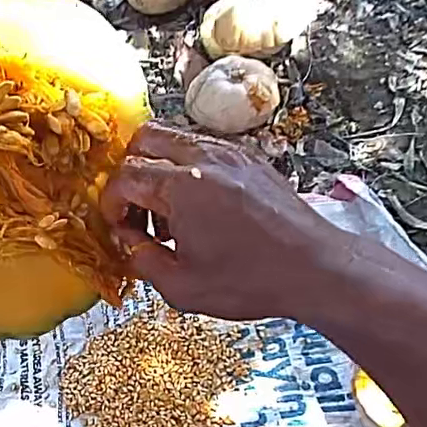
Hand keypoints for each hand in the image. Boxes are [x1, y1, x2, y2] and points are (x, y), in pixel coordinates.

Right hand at [100, 124, 354, 320]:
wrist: (314, 269)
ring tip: (170, 217)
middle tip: (136, 211)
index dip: (111, 203)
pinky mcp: (250, 160)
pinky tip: (199, 212)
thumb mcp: (182, 287)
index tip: (117, 226)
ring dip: (159, 171)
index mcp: (182, 188)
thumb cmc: (252, 281)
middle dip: (130, 173)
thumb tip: (129, 243)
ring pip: (175, 139)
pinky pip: (205, 150)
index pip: (125, 176)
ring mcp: (231, 154)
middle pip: (144, 139)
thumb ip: (143, 260)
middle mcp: (205, 159)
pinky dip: (188, 172)